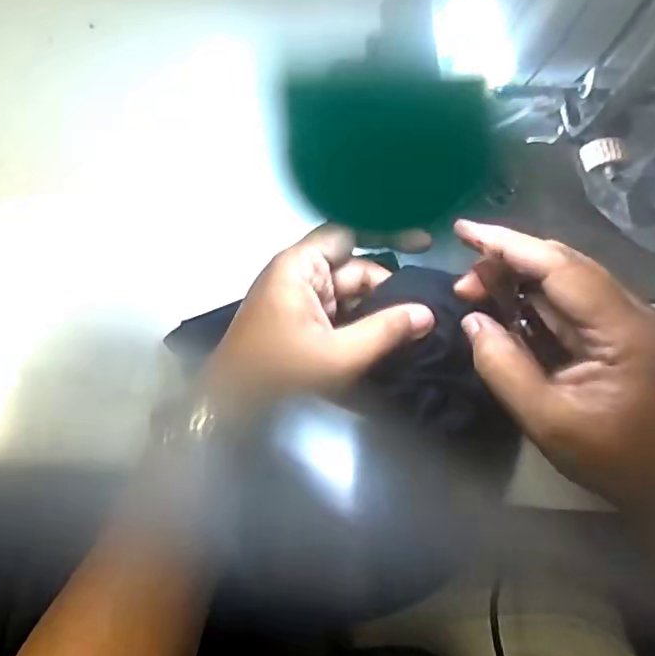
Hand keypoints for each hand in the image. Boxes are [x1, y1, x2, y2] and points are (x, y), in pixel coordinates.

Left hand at [203, 225, 435, 415]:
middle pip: (354, 267)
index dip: (388, 233)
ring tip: (420, 321)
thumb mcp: (338, 356)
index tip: (426, 244)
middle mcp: (299, 276)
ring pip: (351, 292)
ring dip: (380, 307)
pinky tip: (395, 333)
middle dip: (389, 285)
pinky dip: (365, 322)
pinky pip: (341, 313)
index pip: (349, 233)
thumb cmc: (277, 380)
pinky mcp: (301, 326)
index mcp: (299, 267)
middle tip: (429, 306)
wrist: (225, 422)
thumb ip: (386, 330)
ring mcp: (299, 301)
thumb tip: (427, 313)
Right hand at [453, 219, 654, 509]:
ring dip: (522, 278)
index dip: (508, 244)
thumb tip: (472, 321)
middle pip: (564, 263)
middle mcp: (632, 309)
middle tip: (464, 281)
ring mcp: (632, 319)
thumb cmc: (619, 463)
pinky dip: (539, 298)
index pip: (559, 266)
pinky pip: (575, 301)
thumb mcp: (550, 423)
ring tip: (478, 290)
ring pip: (569, 278)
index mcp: (622, 326)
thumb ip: (505, 369)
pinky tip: (511, 306)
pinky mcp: (625, 332)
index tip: (464, 231)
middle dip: (509, 259)